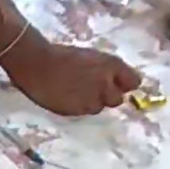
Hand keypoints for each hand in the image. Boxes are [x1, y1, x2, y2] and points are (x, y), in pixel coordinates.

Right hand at [3, 42, 141, 116]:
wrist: (36, 65)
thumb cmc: (61, 55)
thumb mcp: (91, 57)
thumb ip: (106, 71)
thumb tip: (114, 83)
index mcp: (111, 65)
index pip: (133, 82)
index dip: (123, 84)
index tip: (115, 84)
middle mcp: (105, 84)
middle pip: (117, 100)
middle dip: (107, 96)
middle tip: (93, 91)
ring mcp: (90, 99)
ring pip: (98, 108)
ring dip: (91, 103)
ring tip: (75, 94)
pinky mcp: (75, 110)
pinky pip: (82, 112)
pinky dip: (76, 107)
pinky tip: (65, 98)